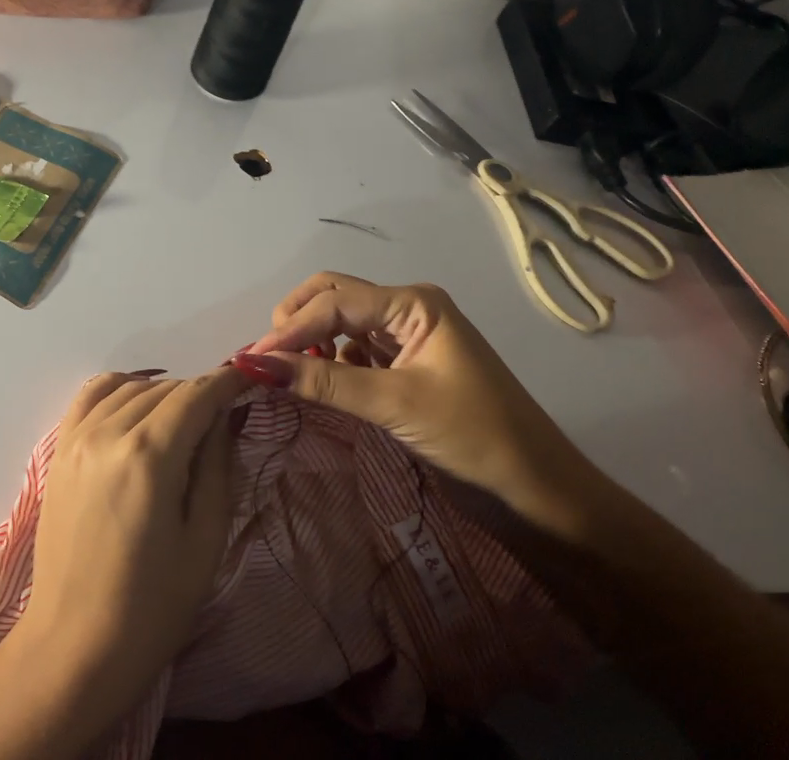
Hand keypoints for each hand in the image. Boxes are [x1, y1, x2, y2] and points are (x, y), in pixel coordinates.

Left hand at [17, 369, 245, 717]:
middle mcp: (107, 433)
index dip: (228, 381)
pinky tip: (137, 406)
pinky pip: (88, 397)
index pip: (196, 395)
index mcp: (149, 455)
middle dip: (199, 394)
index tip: (253, 376)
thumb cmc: (153, 604)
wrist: (76, 644)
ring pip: (128, 388)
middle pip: (164, 389)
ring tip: (185, 421)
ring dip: (162, 393)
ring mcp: (74, 439)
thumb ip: (217, 466)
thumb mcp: (205, 538)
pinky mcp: (57, 453)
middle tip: (224, 416)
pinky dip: (118, 390)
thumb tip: (224, 416)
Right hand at [233, 272, 599, 529]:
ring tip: (287, 378)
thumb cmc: (474, 437)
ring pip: (340, 324)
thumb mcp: (394, 404)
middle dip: (296, 323)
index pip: (333, 301)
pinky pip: (353, 352)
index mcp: (414, 304)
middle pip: (333, 298)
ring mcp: (408, 338)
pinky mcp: (406, 367)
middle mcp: (408, 310)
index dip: (289, 328)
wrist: (538, 490)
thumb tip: (253, 364)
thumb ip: (323, 381)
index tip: (250, 363)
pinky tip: (317, 386)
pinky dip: (328, 363)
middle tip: (269, 364)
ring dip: (310, 342)